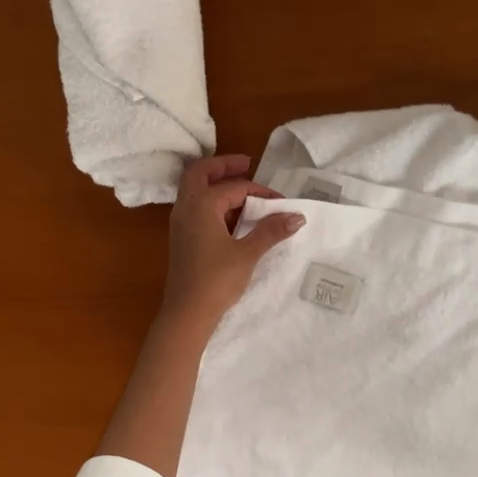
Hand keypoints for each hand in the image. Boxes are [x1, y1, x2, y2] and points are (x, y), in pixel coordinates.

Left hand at [162, 154, 305, 333]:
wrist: (188, 312)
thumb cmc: (216, 280)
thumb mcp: (247, 254)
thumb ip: (271, 232)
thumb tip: (297, 216)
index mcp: (200, 205)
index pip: (232, 187)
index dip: (259, 191)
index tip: (280, 202)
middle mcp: (185, 208)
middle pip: (200, 174)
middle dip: (224, 167)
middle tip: (246, 164)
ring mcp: (180, 223)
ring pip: (196, 191)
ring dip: (217, 186)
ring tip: (243, 191)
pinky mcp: (182, 239)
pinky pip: (196, 209)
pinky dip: (213, 204)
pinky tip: (232, 218)